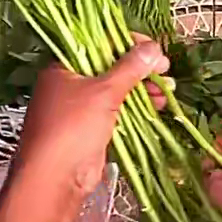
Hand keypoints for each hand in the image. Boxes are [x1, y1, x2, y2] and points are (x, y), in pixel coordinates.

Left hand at [14, 39, 168, 197]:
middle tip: (165, 71)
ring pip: (117, 90)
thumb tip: (154, 48)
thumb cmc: (72, 128)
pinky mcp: (92, 127)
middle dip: (140, 69)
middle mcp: (70, 84)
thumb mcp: (104, 92)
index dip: (129, 44)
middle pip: (111, 67)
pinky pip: (118, 110)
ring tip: (166, 91)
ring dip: (142, 89)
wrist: (55, 178)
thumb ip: (130, 68)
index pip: (100, 43)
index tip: (154, 49)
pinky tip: (157, 106)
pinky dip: (137, 107)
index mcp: (64, 67)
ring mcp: (81, 107)